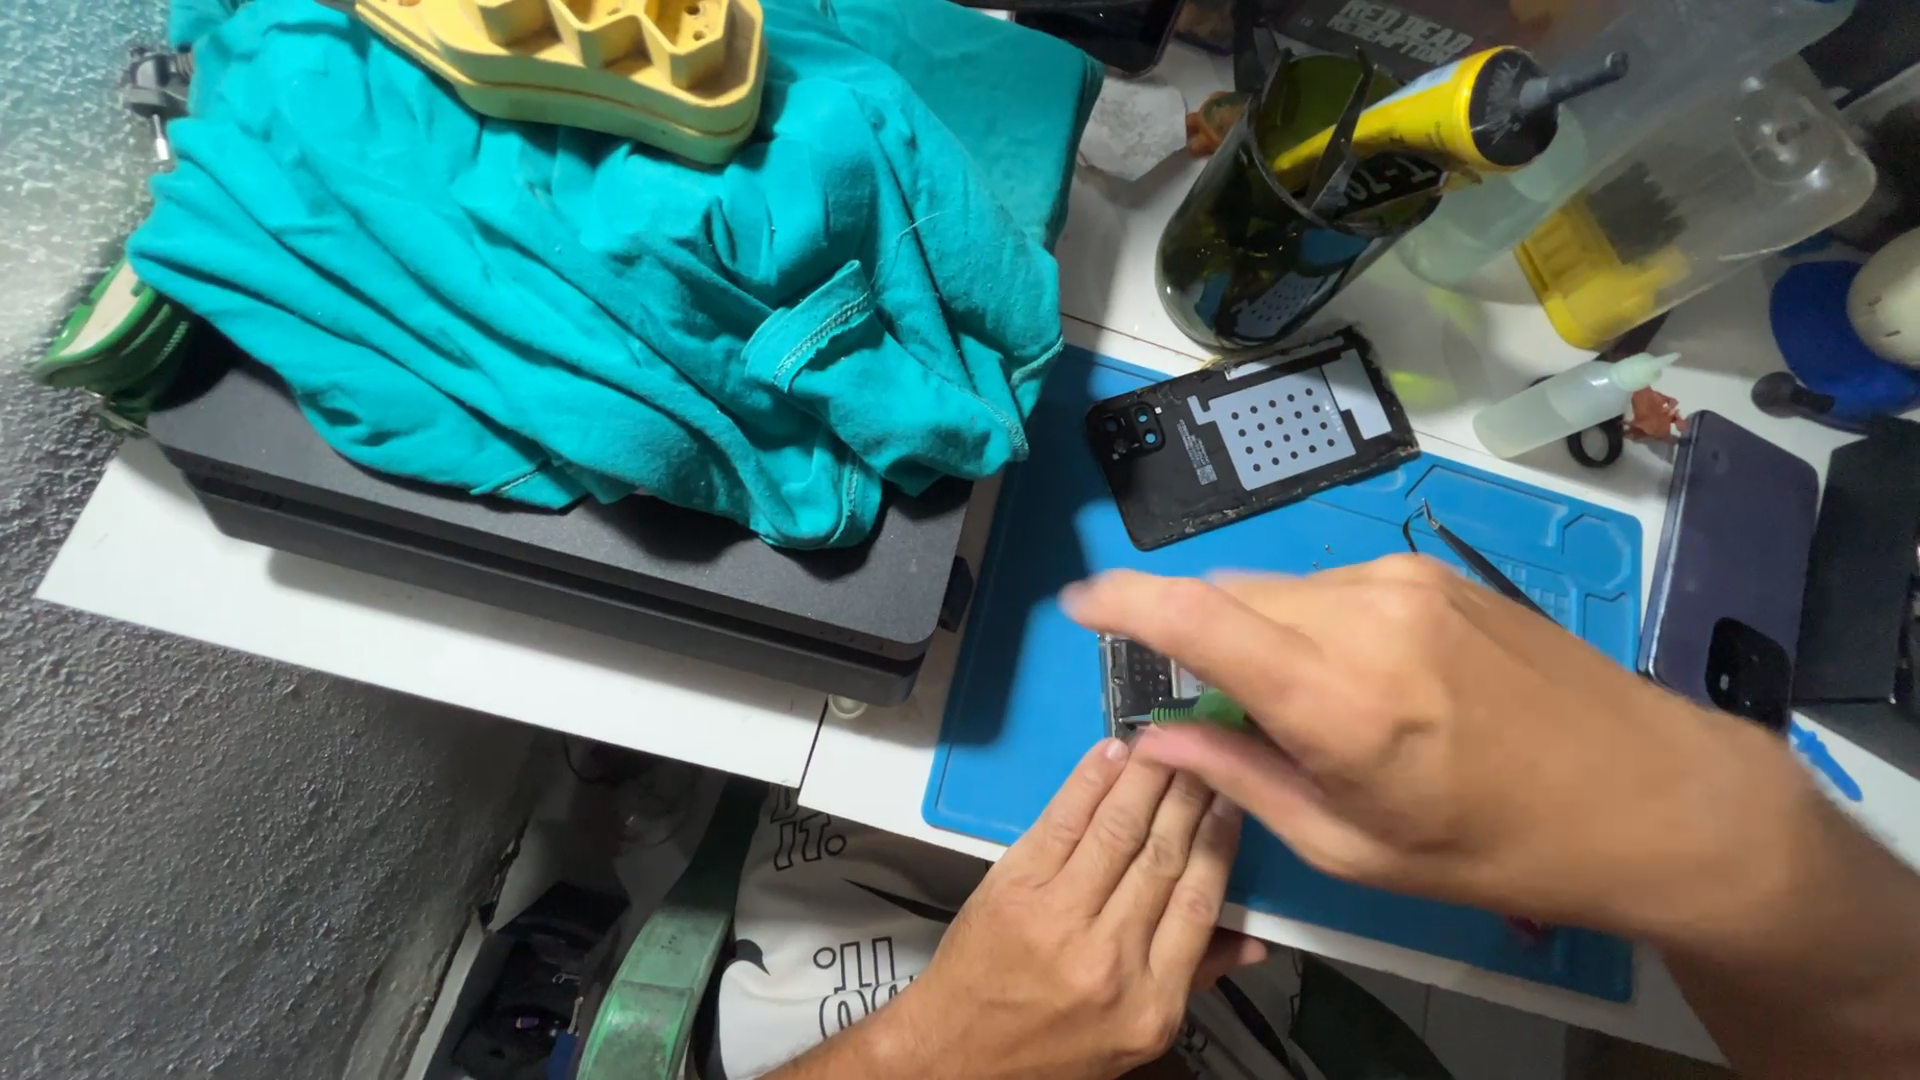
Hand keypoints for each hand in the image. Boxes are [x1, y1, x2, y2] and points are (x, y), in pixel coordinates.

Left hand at [882, 739, 1262, 1079]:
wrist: (960, 1052)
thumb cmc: (1055, 1047)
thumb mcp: (1135, 1037)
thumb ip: (1194, 979)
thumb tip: (1256, 939)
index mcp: (1151, 999)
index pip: (1200, 902)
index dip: (1220, 841)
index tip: (1234, 797)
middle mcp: (1110, 954)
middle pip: (1162, 856)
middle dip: (1189, 795)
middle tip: (1207, 750)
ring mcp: (1058, 914)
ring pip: (1116, 830)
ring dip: (1145, 778)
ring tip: (1165, 740)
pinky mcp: (1016, 883)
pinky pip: (1061, 822)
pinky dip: (1088, 783)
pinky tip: (1111, 755)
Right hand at [1060, 557, 1813, 939]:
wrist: (1657, 795)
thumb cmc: (1493, 846)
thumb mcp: (1350, 845)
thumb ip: (1234, 777)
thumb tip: (1149, 738)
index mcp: (1337, 697)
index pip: (1196, 619)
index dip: (1121, 602)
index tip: (1077, 604)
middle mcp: (1358, 615)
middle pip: (1223, 599)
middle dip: (1195, 642)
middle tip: (1216, 705)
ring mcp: (1395, 580)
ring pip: (1268, 591)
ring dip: (1251, 634)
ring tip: (1301, 699)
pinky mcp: (1422, 568)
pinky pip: (1319, 586)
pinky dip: (1300, 622)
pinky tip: (1352, 672)